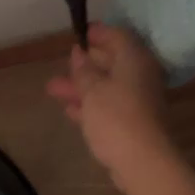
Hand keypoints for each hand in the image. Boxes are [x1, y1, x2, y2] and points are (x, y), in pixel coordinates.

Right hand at [45, 24, 179, 185]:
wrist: (142, 161)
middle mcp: (139, 76)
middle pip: (111, 63)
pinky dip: (90, 105)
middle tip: (61, 64)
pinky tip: (70, 110)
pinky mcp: (132, 123)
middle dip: (84, 64)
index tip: (80, 33)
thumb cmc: (116, 118)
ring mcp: (137, 101)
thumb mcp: (93, 90)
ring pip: (106, 87)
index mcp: (134, 60)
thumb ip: (83, 70)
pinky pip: (108, 106)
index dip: (98, 33)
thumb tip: (78, 53)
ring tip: (53, 89)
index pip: (117, 36)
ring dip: (81, 87)